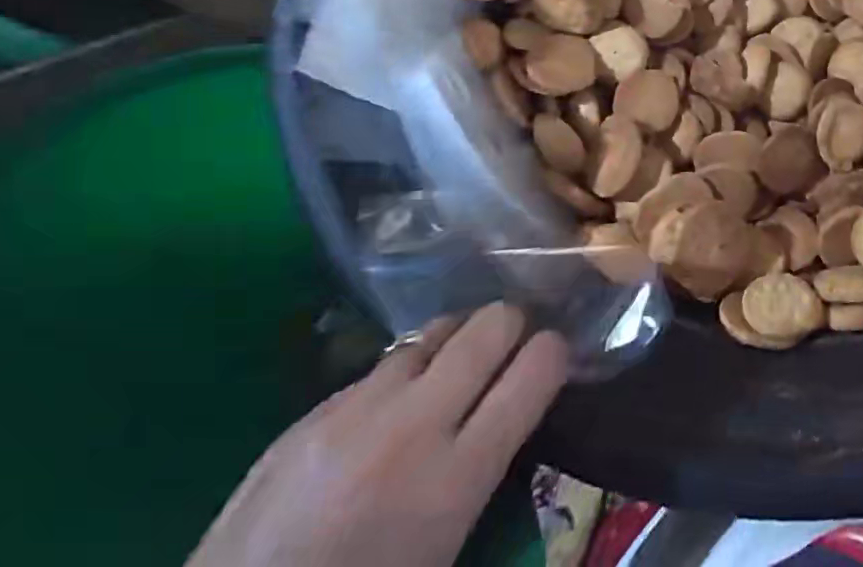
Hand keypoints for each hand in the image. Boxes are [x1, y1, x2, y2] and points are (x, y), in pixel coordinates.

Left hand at [187, 303, 568, 566]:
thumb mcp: (453, 537)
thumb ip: (492, 459)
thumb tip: (521, 397)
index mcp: (457, 476)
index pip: (538, 368)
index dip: (556, 352)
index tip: (554, 359)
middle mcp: (412, 428)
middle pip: (490, 326)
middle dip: (513, 325)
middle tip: (513, 345)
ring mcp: (352, 414)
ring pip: (435, 332)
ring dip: (457, 342)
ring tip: (455, 367)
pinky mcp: (306, 415)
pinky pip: (378, 368)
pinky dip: (402, 376)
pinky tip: (388, 411)